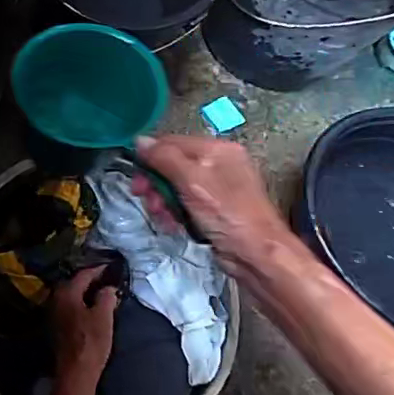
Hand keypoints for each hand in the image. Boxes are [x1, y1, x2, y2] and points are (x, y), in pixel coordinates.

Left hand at [49, 265, 117, 394]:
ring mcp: (54, 312)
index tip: (110, 266)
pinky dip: (81, 302)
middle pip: (74, 283)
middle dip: (90, 279)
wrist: (75, 371)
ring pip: (71, 295)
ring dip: (85, 292)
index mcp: (66, 293)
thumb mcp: (103, 317)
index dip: (97, 270)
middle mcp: (56, 299)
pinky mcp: (57, 325)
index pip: (83, 275)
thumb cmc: (90, 341)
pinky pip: (70, 306)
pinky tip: (92, 307)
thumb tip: (108, 287)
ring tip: (102, 291)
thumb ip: (106, 297)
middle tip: (106, 278)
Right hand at [132, 134, 288, 257]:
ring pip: (175, 186)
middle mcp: (217, 164)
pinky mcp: (213, 209)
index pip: (171, 143)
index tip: (138, 180)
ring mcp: (216, 188)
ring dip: (162, 201)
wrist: (255, 253)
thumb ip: (164, 158)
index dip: (150, 159)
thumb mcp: (192, 181)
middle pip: (171, 165)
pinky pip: (184, 203)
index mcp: (217, 149)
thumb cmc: (228, 215)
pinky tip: (173, 224)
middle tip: (148, 200)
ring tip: (163, 216)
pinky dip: (174, 212)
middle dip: (155, 184)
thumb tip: (141, 141)